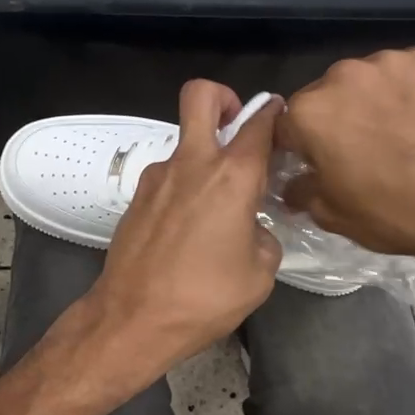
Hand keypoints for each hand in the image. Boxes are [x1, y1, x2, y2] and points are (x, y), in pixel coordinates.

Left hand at [78, 80, 281, 375]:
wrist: (132, 319)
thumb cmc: (203, 298)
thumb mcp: (259, 274)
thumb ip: (264, 238)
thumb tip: (251, 229)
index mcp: (232, 176)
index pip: (259, 122)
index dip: (275, 113)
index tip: (282, 121)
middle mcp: (192, 164)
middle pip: (201, 95)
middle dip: (223, 97)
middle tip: (237, 127)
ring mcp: (157, 178)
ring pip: (182, 142)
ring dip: (202, 155)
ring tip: (217, 203)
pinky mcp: (135, 199)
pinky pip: (167, 178)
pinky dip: (183, 187)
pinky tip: (191, 227)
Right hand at [278, 48, 414, 266]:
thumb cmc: (393, 212)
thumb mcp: (332, 215)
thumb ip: (301, 192)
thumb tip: (293, 185)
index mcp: (309, 113)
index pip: (285, 124)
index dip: (296, 146)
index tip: (312, 162)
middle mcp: (342, 76)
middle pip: (324, 95)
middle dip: (333, 117)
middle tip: (356, 149)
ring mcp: (390, 63)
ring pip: (365, 79)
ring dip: (369, 99)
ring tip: (394, 131)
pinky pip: (405, 71)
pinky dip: (407, 89)